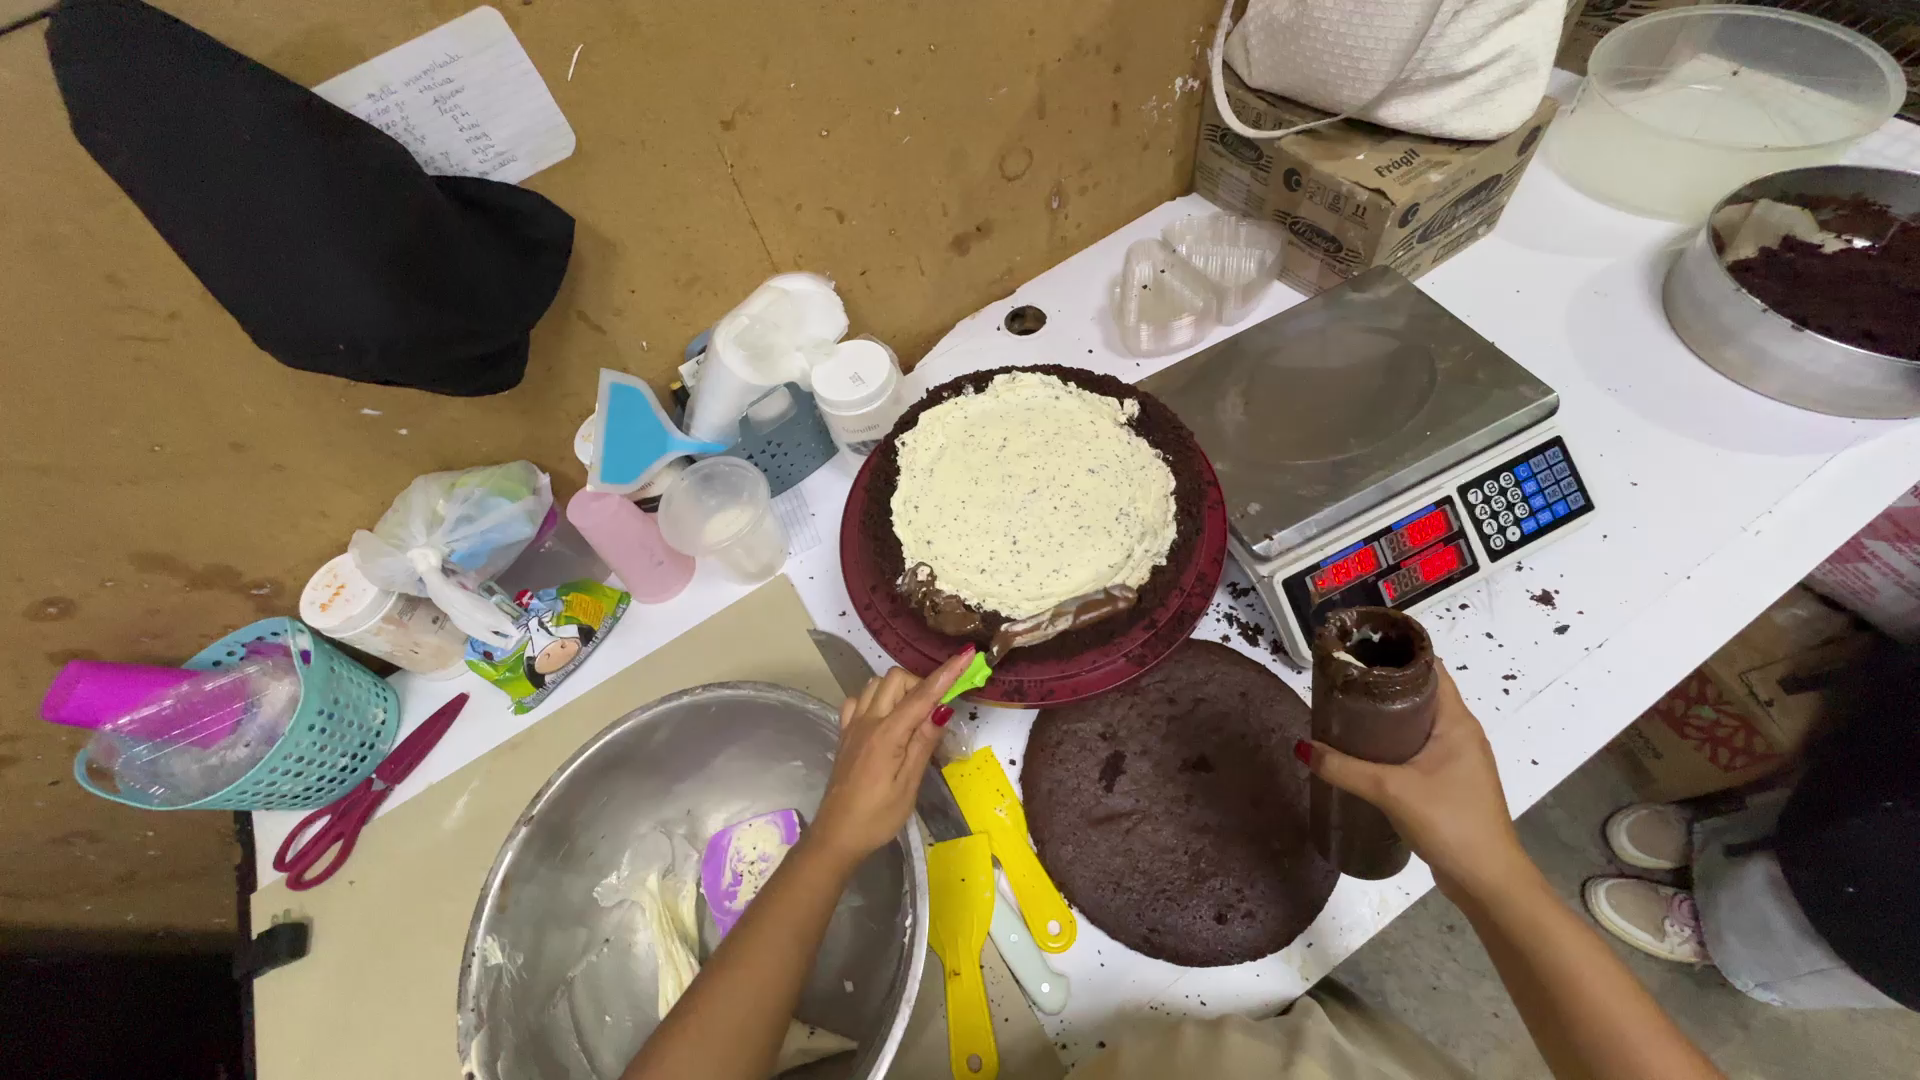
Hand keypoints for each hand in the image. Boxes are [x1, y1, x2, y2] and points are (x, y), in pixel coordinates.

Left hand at [811, 648, 974, 865]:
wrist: (836, 836)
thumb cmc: (877, 817)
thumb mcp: (909, 785)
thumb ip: (923, 743)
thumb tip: (943, 708)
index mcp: (887, 734)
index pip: (922, 695)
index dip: (946, 673)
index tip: (966, 654)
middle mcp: (868, 721)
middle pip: (897, 680)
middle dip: (921, 684)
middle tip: (935, 712)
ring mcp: (853, 725)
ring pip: (876, 685)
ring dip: (899, 690)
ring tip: (913, 717)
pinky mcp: (845, 734)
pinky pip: (858, 700)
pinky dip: (875, 699)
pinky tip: (884, 718)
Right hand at [1301, 665, 1532, 900]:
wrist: (1488, 881)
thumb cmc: (1450, 822)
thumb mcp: (1390, 790)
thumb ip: (1343, 768)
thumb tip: (1303, 747)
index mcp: (1456, 722)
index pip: (1430, 669)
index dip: (1397, 653)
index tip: (1360, 647)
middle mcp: (1460, 733)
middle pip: (1419, 692)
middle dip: (1381, 682)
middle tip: (1341, 678)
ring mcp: (1456, 758)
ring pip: (1415, 721)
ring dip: (1384, 713)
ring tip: (1343, 709)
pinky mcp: (1447, 780)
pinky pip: (1415, 746)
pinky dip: (1390, 739)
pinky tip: (1361, 749)